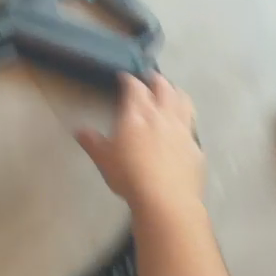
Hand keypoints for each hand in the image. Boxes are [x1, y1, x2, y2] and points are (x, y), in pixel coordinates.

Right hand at [75, 73, 202, 213]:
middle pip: (163, 89)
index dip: (129, 80)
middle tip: (150, 77)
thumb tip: (79, 130)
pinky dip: (187, 119)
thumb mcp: (103, 158)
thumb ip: (92, 142)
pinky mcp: (195, 146)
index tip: (124, 77)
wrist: (166, 199)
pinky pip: (192, 126)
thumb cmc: (129, 175)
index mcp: (136, 115)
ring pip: (183, 102)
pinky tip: (183, 125)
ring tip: (172, 91)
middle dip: (156, 80)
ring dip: (176, 92)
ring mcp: (182, 130)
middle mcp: (161, 116)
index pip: (135, 88)